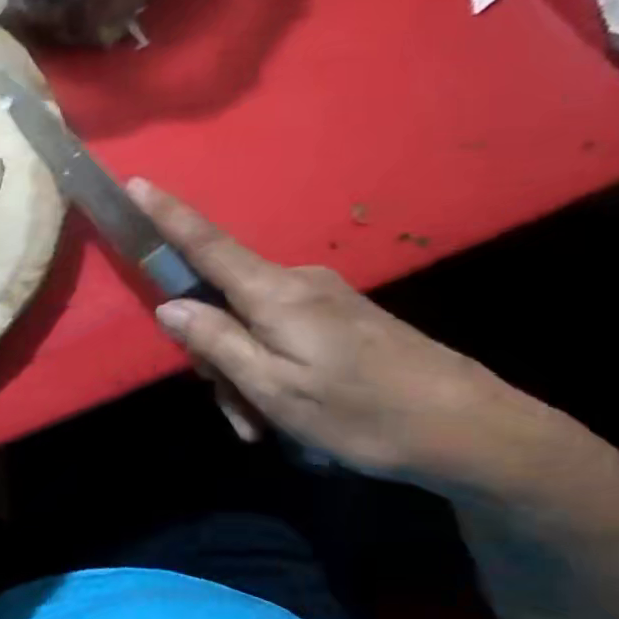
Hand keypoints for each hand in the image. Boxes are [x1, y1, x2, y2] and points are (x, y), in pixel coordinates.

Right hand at [128, 179, 566, 489]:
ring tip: (265, 424)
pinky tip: (290, 412)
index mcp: (276, 294)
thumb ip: (216, 342)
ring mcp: (325, 299)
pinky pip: (281, 335)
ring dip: (244, 373)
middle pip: (222, 301)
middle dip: (213, 353)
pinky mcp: (344, 318)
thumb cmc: (365, 414)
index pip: (206, 244)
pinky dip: (271, 371)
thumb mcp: (275, 388)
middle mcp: (297, 283)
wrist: (482, 435)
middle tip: (237, 412)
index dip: (167, 215)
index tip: (137, 183)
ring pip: (250, 326)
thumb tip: (170, 305)